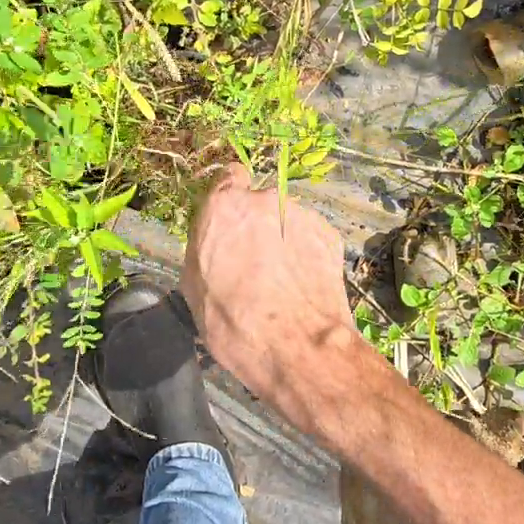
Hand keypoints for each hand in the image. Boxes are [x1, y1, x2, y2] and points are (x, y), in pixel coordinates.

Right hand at [181, 164, 366, 424]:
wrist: (298, 346)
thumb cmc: (234, 321)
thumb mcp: (194, 287)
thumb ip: (204, 246)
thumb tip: (215, 238)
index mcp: (224, 207)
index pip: (229, 177)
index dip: (231, 199)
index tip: (231, 221)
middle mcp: (265, 199)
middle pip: (258, 204)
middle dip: (257, 226)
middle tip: (255, 263)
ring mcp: (301, 214)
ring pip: (286, 221)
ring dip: (283, 240)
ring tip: (283, 281)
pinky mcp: (329, 233)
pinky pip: (310, 237)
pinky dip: (306, 253)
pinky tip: (302, 285)